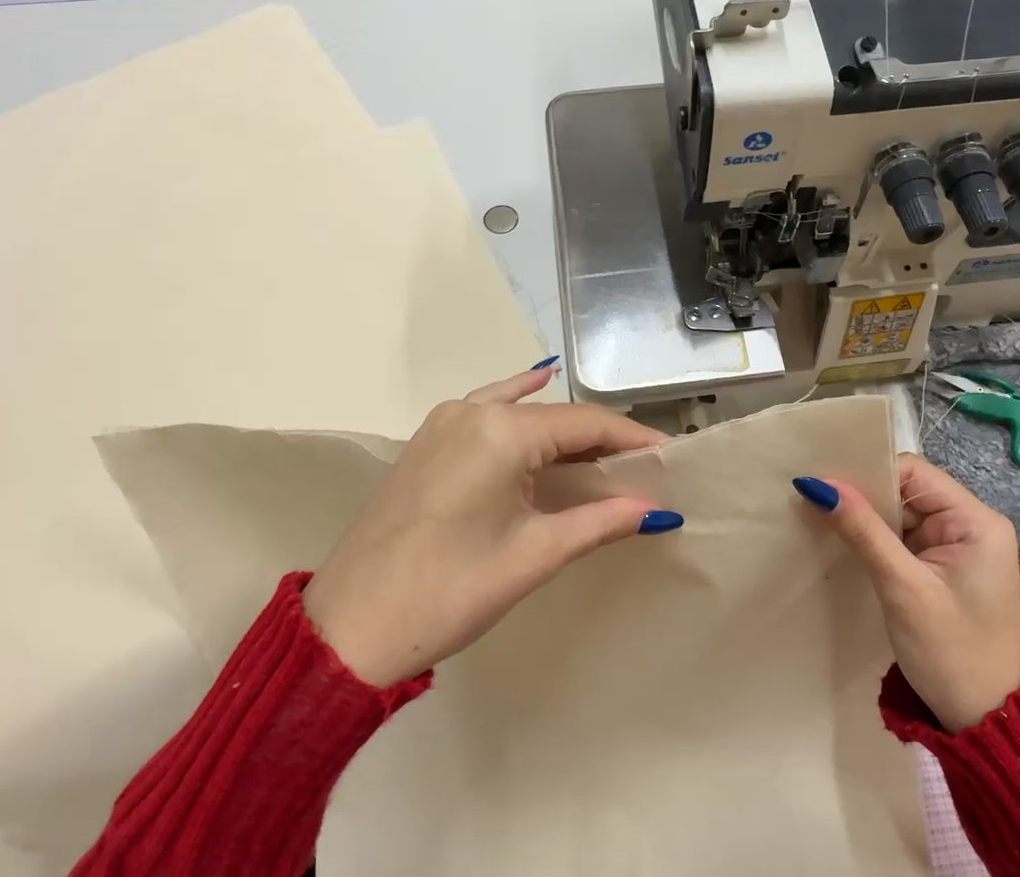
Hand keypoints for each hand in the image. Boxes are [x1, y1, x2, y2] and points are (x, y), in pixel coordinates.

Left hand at [303, 362, 677, 685]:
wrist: (350, 628)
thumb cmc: (449, 591)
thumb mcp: (533, 555)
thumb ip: (598, 522)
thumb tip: (655, 510)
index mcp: (500, 431)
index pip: (585, 423)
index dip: (632, 439)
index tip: (669, 457)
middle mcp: (470, 412)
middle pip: (553, 416)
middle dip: (600, 439)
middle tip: (643, 467)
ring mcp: (441, 425)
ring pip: (518, 413)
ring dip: (561, 430)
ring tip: (601, 455)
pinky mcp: (424, 445)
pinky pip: (484, 414)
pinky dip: (516, 407)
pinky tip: (534, 392)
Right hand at [793, 455, 1019, 730]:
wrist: (983, 721)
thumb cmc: (949, 652)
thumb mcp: (902, 587)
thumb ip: (863, 531)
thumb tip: (816, 484)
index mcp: (977, 521)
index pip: (914, 473)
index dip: (868, 474)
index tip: (821, 485)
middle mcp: (973, 525)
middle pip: (908, 491)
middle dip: (864, 496)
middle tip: (812, 501)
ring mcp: (960, 547)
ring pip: (904, 515)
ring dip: (868, 520)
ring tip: (820, 518)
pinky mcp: (946, 569)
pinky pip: (907, 539)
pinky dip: (878, 540)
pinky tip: (845, 542)